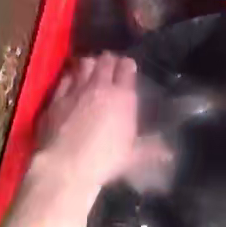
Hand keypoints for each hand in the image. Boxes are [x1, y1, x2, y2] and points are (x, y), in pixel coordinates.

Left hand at [35, 53, 140, 193]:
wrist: (66, 165)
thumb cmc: (106, 160)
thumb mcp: (134, 156)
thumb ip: (151, 149)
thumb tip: (170, 154)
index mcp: (123, 96)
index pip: (126, 68)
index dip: (128, 65)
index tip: (128, 66)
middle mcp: (100, 87)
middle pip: (105, 61)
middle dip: (109, 60)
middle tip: (111, 65)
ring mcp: (75, 90)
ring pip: (84, 64)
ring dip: (90, 64)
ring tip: (92, 68)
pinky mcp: (55, 98)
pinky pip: (65, 78)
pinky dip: (71, 76)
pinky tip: (72, 80)